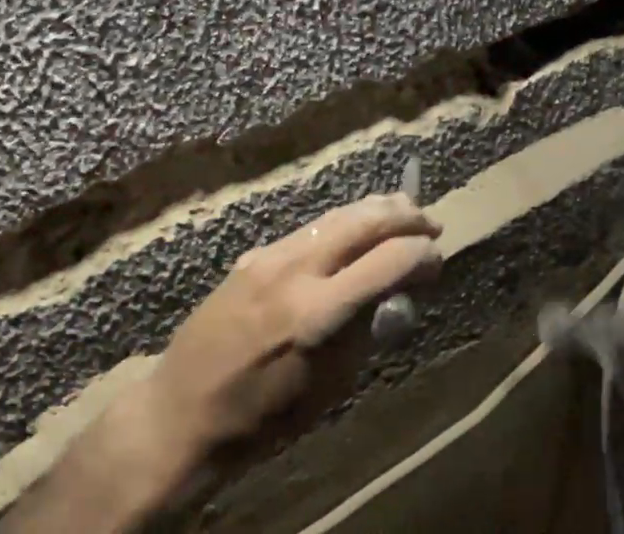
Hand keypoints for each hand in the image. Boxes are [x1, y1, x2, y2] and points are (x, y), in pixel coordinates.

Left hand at [0, 193, 442, 533]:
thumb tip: (392, 292)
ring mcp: (268, 258)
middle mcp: (295, 272)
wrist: (185, 408)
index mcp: (319, 314)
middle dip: (402, 217)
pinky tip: (352, 226)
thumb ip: (364, 332)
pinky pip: (305, 231)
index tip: (438, 256)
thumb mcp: (330, 386)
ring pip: (332, 218)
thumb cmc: (263, 416)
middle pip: (360, 224)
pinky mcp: (251, 256)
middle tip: (430, 219)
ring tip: (400, 207)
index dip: (421, 255)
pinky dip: (338, 224)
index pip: (387, 262)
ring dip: (370, 211)